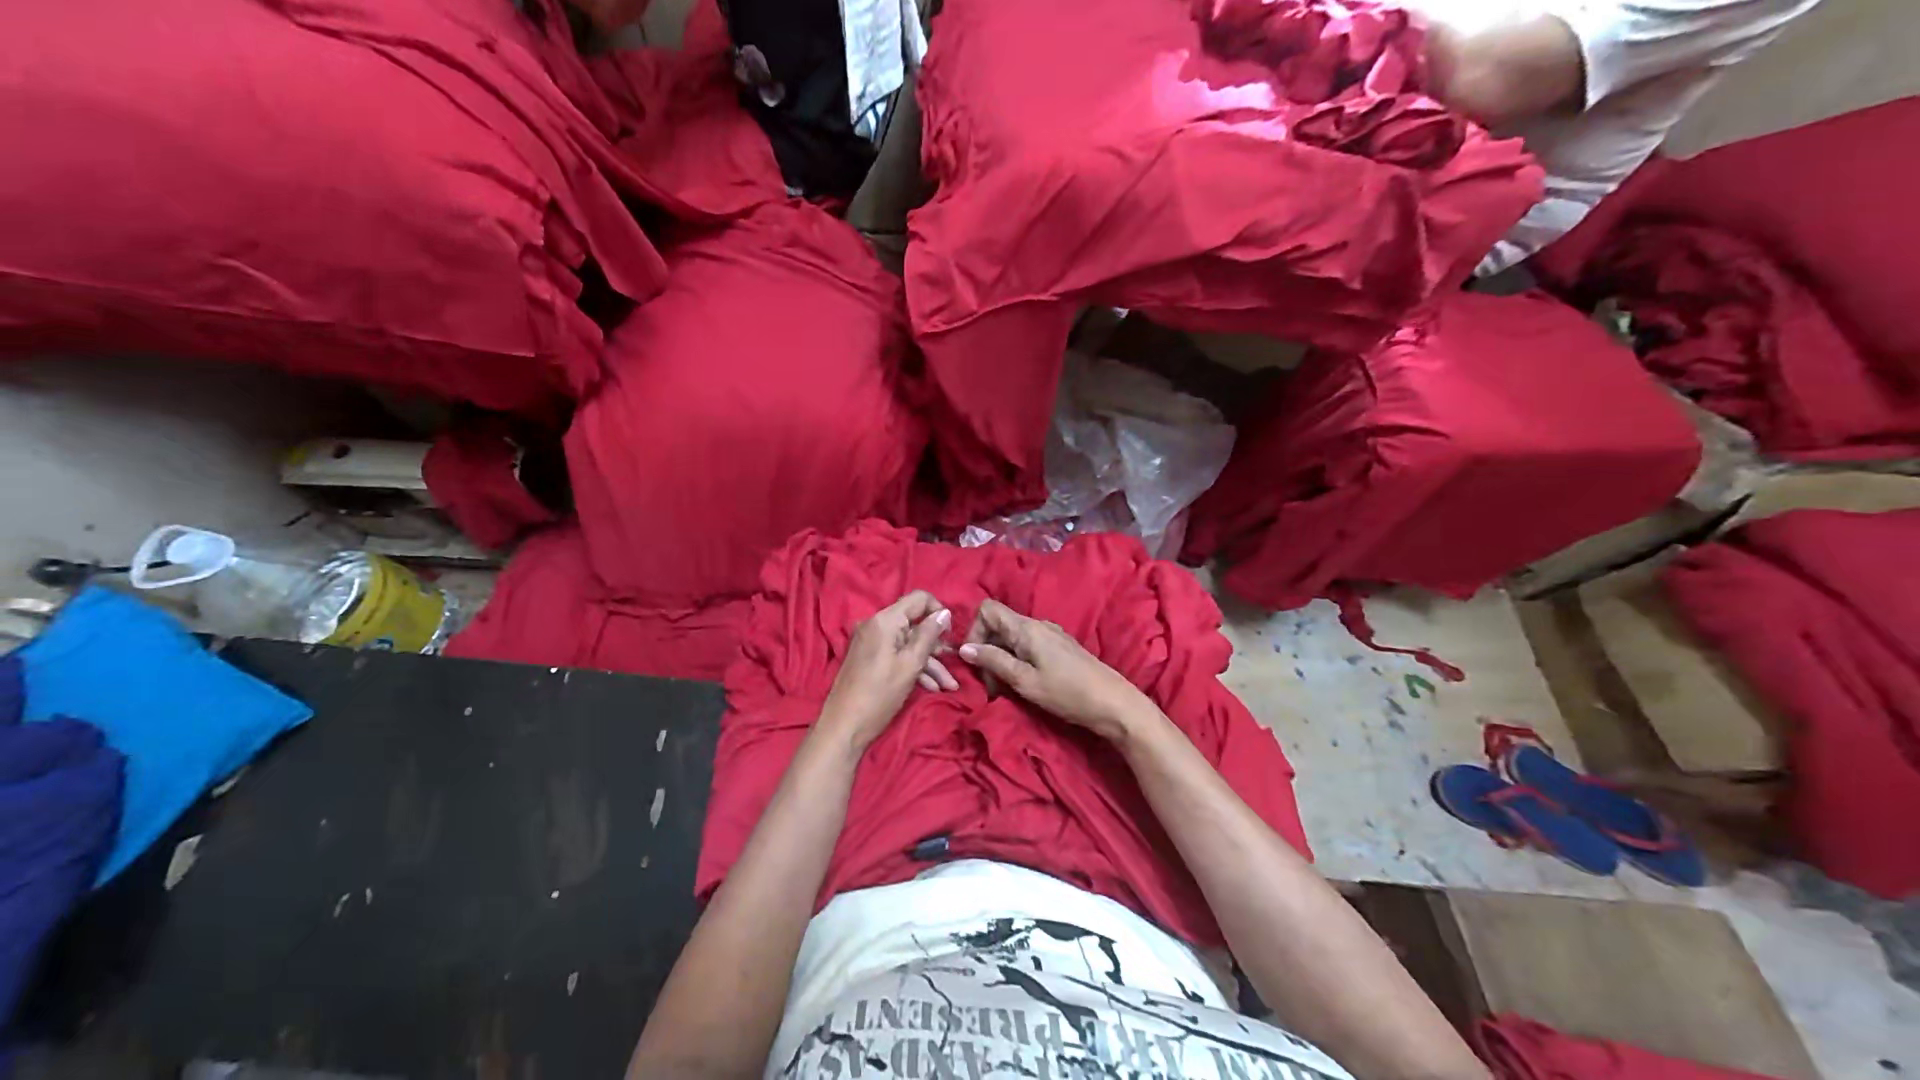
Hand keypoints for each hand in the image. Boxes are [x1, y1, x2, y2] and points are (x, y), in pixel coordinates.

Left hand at [818, 591, 952, 752]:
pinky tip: (932, 687)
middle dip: (937, 644)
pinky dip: (914, 668)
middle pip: (914, 623)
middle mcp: (876, 625)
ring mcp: (871, 642)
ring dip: (930, 662)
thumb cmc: (879, 694)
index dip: (938, 611)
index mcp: (885, 620)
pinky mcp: (870, 658)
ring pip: (908, 643)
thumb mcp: (910, 664)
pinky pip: (897, 655)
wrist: (844, 727)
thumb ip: (928, 635)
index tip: (951, 633)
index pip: (918, 598)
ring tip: (949, 685)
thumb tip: (944, 612)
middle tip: (956, 664)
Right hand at [957, 598, 1158, 742]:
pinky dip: (1016, 663)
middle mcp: (1037, 625)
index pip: (987, 609)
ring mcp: (1050, 636)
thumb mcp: (1025, 681)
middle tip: (990, 686)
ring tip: (1005, 690)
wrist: (1114, 704)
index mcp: (1027, 628)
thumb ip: (994, 662)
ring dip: (1000, 661)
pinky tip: (1024, 685)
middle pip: (998, 625)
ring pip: (1011, 639)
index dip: (974, 631)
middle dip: (986, 652)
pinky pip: (1026, 647)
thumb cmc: (1068, 693)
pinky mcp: (1059, 648)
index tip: (976, 661)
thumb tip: (964, 649)